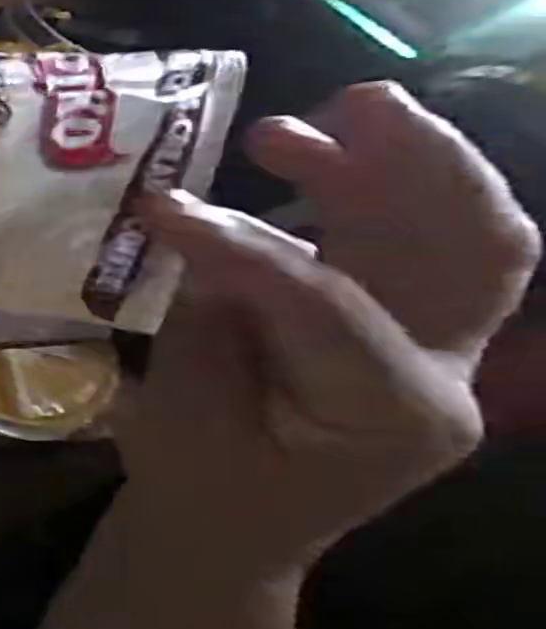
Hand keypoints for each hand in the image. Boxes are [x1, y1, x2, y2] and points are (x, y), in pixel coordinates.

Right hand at [118, 82, 539, 573]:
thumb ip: (206, 317)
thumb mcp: (185, 407)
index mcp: (390, 412)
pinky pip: (411, 249)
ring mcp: (437, 351)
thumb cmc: (199, 478)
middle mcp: (445, 374)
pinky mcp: (399, 332)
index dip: (242, 249)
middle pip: (469, 251)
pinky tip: (310, 166)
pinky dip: (371, 197)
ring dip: (402, 167)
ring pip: (462, 240)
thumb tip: (193, 231)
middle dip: (418, 166)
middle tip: (349, 105)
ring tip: (327, 116)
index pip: (329, 305)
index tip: (158, 206)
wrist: (229, 523)